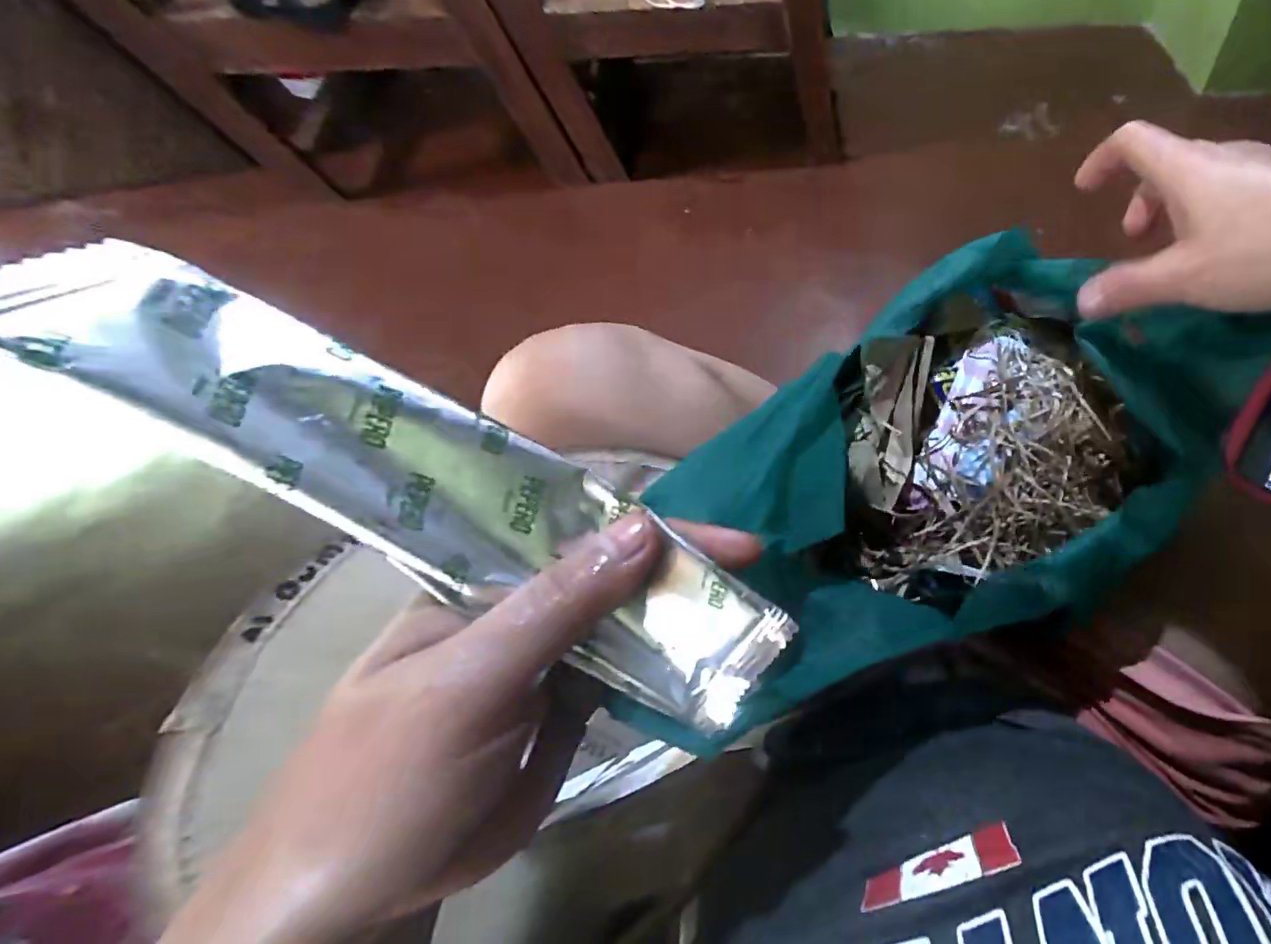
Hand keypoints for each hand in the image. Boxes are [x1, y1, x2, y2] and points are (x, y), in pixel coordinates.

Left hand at [161, 513, 761, 943]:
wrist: (353, 905)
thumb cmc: (383, 782)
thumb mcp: (466, 683)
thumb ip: (556, 605)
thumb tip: (646, 528)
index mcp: (485, 586)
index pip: (582, 535)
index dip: (657, 526)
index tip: (728, 537)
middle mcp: (525, 610)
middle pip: (619, 572)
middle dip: (686, 563)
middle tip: (756, 559)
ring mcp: (553, 657)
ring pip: (633, 619)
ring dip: (687, 611)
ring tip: (753, 601)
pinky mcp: (574, 702)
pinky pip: (634, 669)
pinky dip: (674, 660)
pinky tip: (716, 652)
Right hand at [1073, 121, 1270, 318]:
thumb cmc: (1261, 251)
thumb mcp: (1186, 278)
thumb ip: (1131, 287)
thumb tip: (1082, 300)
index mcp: (1187, 166)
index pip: (1130, 140)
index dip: (1101, 160)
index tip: (1086, 189)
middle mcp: (1224, 155)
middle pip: (1168, 161)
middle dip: (1142, 198)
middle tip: (1138, 237)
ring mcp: (1266, 165)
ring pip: (1205, 177)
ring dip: (1180, 208)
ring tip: (1185, 251)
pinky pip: (1239, 189)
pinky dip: (1216, 213)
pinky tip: (1236, 252)